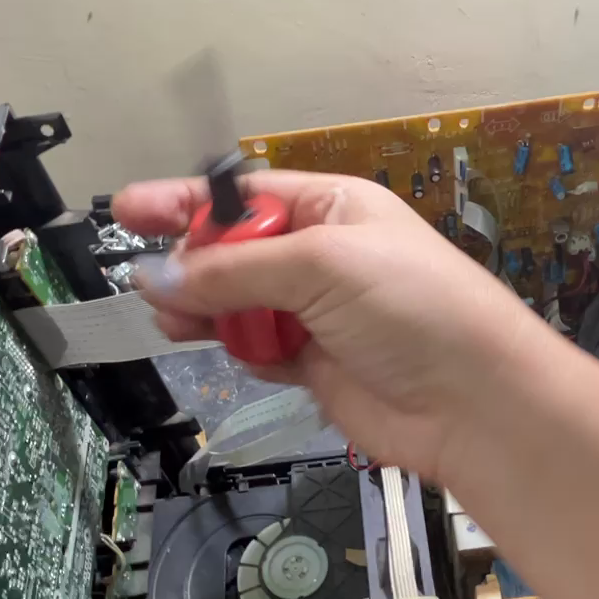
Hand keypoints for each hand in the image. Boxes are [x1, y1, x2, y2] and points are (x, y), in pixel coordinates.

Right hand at [115, 170, 552, 479]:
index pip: (245, 198)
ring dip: (205, 310)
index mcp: (333, 209)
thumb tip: (158, 274)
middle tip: (155, 283)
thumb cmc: (412, 307)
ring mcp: (319, 314)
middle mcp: (324, 257)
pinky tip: (219, 345)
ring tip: (171, 317)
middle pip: (235, 252)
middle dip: (194, 263)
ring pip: (240, 305)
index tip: (129, 209)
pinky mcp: (316, 364)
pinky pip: (258, 348)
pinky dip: (237, 347)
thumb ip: (234, 270)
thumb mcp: (321, 264)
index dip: (187, 202)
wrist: (469, 400)